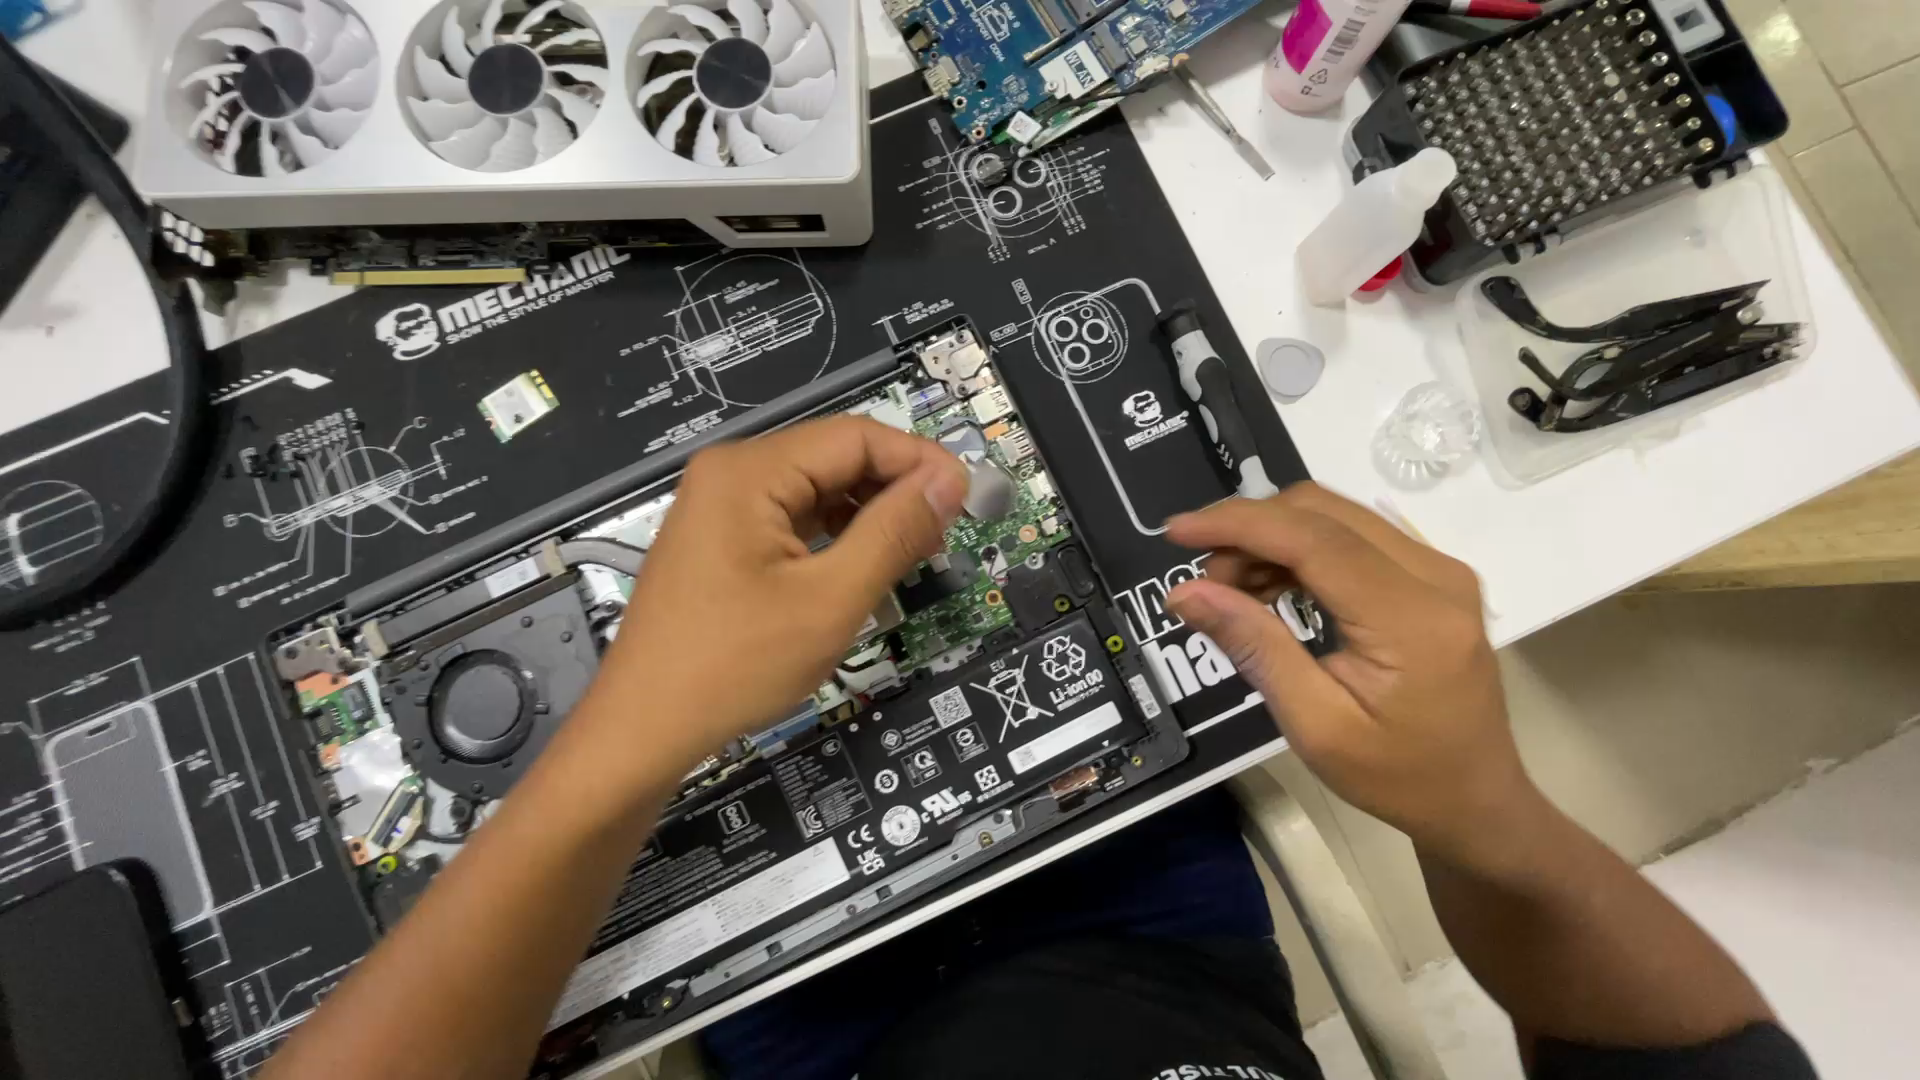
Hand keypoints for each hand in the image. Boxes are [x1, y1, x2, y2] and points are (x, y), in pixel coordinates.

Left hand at [584, 416, 968, 770]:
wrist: (645, 729)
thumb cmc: (735, 666)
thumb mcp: (830, 600)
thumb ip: (894, 532)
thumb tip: (949, 482)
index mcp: (750, 471)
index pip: (856, 437)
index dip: (919, 461)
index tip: (967, 498)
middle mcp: (732, 472)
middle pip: (836, 457)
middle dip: (895, 489)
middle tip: (943, 533)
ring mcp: (722, 505)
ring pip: (819, 488)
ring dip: (870, 513)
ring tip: (911, 552)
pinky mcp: (723, 538)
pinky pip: (795, 517)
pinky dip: (837, 535)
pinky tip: (863, 563)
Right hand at [1165, 483, 1536, 862]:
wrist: (1475, 798)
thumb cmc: (1396, 775)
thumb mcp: (1314, 724)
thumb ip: (1254, 647)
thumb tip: (1184, 592)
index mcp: (1411, 620)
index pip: (1314, 539)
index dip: (1238, 525)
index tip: (1175, 532)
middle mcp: (1435, 575)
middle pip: (1322, 512)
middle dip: (1248, 530)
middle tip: (1206, 582)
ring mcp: (1438, 570)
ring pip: (1333, 515)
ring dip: (1269, 538)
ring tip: (1232, 591)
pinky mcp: (1430, 575)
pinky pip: (1350, 535)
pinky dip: (1296, 549)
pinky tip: (1270, 589)